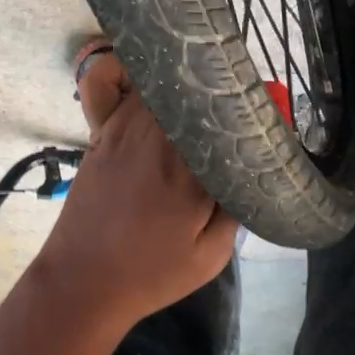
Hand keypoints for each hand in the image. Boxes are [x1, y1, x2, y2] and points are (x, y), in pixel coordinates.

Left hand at [29, 92, 237, 327]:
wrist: (82, 284)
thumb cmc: (151, 274)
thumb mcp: (211, 255)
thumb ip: (236, 205)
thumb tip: (253, 164)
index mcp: (189, 170)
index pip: (229, 117)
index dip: (253, 108)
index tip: (272, 109)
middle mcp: (156, 138)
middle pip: (195, 89)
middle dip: (222, 89)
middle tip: (241, 102)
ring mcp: (122, 128)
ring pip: (159, 79)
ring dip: (184, 79)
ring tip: (205, 88)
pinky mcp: (99, 131)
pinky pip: (105, 83)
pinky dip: (122, 71)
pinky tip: (146, 82)